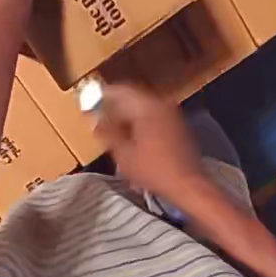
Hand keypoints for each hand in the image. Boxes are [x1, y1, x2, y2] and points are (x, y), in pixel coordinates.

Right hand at [93, 84, 215, 206]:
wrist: (188, 185)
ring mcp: (172, 115)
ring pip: (143, 107)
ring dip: (126, 115)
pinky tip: (129, 136)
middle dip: (113, 106)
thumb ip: (107, 133)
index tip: (87, 101)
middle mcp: (161, 104)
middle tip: (97, 115)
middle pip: (132, 98)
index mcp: (147, 106)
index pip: (120, 91)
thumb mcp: (123, 153)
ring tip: (110, 127)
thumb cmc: (153, 170)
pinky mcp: (178, 127)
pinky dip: (139, 122)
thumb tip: (95, 121)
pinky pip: (153, 116)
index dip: (101, 96)